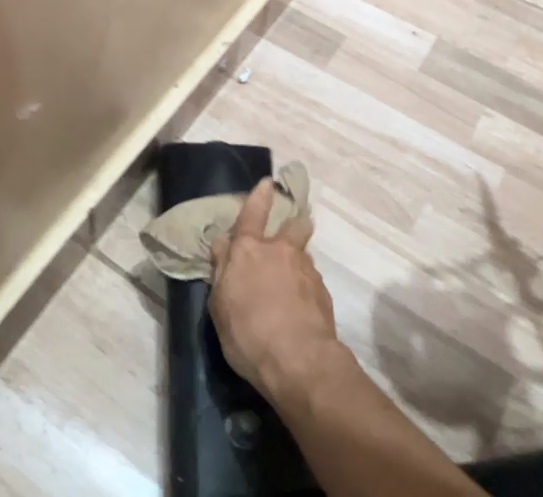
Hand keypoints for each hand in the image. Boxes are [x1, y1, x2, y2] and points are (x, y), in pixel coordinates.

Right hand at [208, 178, 342, 401]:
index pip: (253, 213)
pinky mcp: (324, 293)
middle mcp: (280, 252)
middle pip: (294, 227)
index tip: (268, 183)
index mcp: (249, 251)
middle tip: (290, 234)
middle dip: (294, 224)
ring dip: (297, 264)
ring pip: (303, 257)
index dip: (259, 196)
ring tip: (289, 289)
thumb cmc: (247, 332)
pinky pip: (310, 282)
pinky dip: (304, 289)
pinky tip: (299, 310)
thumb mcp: (219, 304)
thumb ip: (222, 269)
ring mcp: (307, 271)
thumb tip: (225, 244)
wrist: (298, 360)